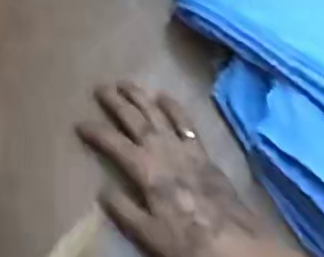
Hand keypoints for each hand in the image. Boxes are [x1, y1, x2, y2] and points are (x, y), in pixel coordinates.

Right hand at [76, 82, 283, 256]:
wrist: (244, 252)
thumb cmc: (191, 244)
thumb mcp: (151, 237)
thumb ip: (124, 211)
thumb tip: (102, 189)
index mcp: (145, 169)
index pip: (112, 142)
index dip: (94, 131)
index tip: (78, 123)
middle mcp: (162, 151)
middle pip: (134, 119)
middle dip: (115, 102)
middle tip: (100, 87)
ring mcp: (185, 150)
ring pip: (158, 114)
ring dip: (141, 97)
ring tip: (127, 83)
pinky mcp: (205, 156)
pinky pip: (186, 124)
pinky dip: (174, 108)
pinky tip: (166, 98)